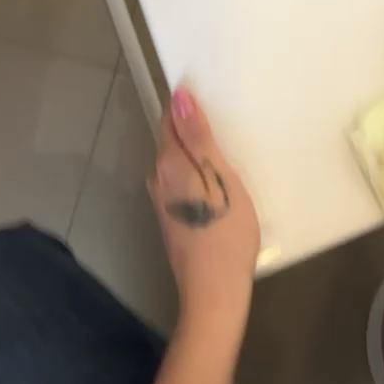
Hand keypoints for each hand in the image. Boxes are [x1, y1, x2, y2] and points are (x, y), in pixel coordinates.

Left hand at [149, 85, 259, 332]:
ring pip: (177, 162)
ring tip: (225, 147)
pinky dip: (195, 173)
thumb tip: (179, 95)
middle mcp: (158, 177)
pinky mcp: (171, 218)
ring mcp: (162, 200)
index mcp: (169, 162)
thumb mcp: (220, 177)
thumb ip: (198, 136)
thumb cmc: (225, 231)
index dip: (186, 103)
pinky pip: (181, 181)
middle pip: (172, 139)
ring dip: (195, 151)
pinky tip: (216, 181)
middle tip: (223, 117)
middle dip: (191, 126)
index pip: (171, 118)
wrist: (214, 291)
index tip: (206, 91)